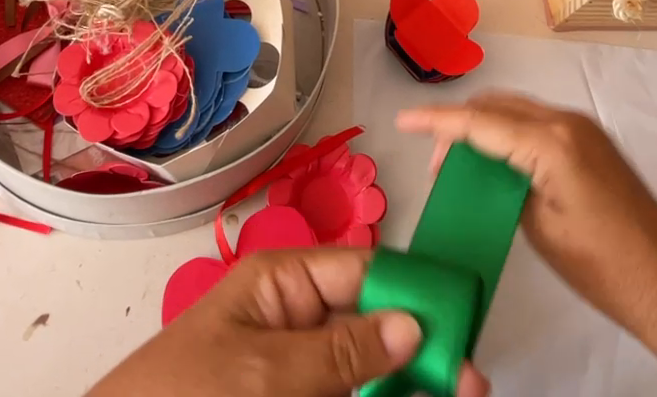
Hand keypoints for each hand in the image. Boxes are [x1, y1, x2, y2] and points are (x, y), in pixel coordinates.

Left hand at [86, 248, 488, 396]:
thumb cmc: (184, 393)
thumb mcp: (263, 369)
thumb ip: (340, 351)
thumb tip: (412, 324)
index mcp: (285, 283)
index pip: (364, 271)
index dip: (414, 290)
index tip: (462, 315)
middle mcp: (300, 319)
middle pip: (377, 326)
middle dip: (423, 349)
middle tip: (472, 379)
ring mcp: (302, 368)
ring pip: (372, 370)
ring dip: (412, 383)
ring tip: (460, 392)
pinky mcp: (302, 396)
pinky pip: (352, 394)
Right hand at [397, 93, 656, 395]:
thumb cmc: (601, 266)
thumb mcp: (537, 227)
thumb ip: (502, 184)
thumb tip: (476, 166)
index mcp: (551, 141)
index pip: (480, 121)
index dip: (436, 120)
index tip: (401, 120)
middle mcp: (567, 121)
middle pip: (497, 105)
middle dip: (459, 124)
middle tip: (435, 164)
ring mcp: (584, 129)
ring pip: (516, 110)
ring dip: (483, 127)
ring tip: (459, 165)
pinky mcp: (593, 143)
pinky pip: (536, 123)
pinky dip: (508, 134)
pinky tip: (496, 162)